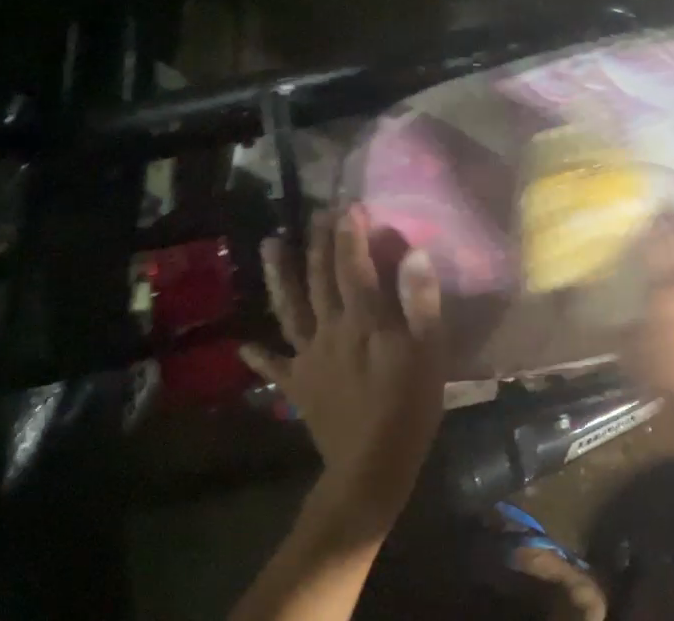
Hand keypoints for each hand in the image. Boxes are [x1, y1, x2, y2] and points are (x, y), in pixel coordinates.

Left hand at [241, 204, 445, 522]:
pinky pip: (276, 365)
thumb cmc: (410, 405)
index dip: (351, 236)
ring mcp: (310, 358)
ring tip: (271, 245)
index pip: (355, 268)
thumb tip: (414, 254)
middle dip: (320, 244)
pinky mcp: (299, 386)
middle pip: (321, 280)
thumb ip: (421, 302)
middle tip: (317, 214)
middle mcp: (331, 331)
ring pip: (290, 310)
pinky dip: (259, 355)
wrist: (371, 467)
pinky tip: (244, 346)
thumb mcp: (430, 352)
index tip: (350, 207)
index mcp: (365, 321)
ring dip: (281, 276)